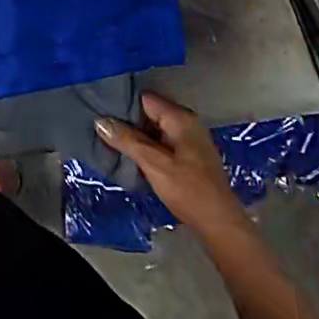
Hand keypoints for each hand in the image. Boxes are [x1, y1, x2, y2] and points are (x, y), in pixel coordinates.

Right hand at [96, 92, 248, 235]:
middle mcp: (187, 121)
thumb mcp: (155, 165)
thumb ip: (129, 142)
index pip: (146, 99)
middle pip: (151, 113)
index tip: (100, 113)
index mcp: (181, 118)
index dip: (124, 105)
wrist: (217, 219)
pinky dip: (149, 146)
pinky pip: (164, 141)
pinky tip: (132, 157)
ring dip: (137, 136)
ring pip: (156, 128)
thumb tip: (101, 121)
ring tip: (110, 143)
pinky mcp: (189, 153)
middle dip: (128, 121)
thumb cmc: (187, 190)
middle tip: (101, 131)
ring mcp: (190, 137)